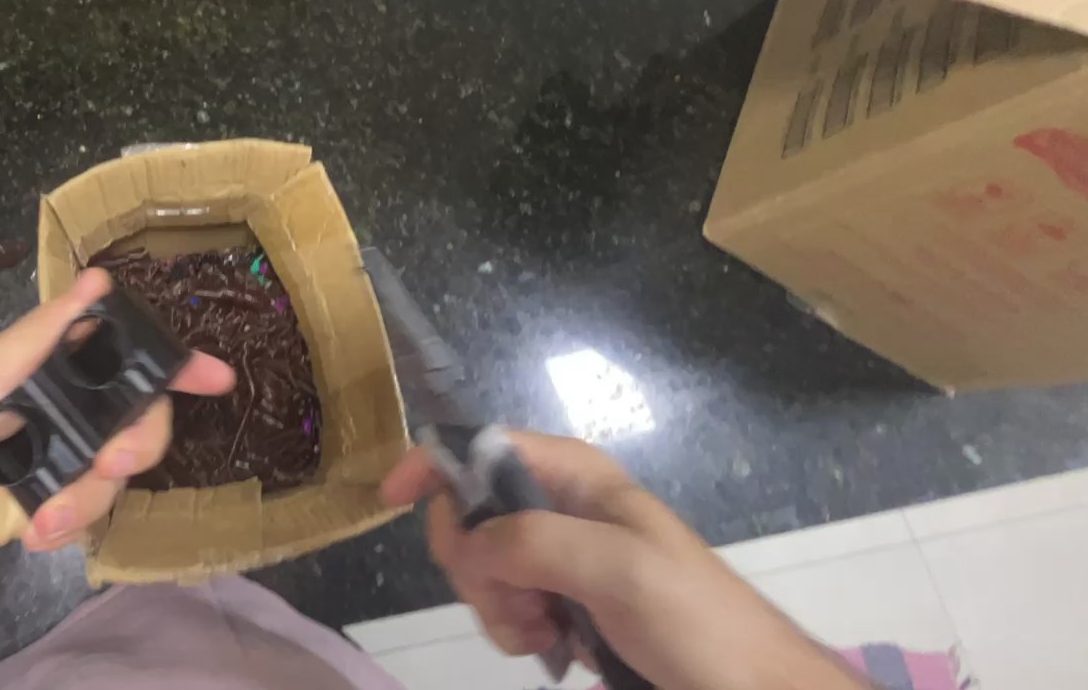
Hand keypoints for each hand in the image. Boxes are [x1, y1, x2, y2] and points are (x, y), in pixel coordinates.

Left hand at [0, 269, 235, 579]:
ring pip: (121, 473)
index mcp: (66, 364)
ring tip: (43, 515)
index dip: (177, 365)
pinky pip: (94, 513)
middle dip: (139, 442)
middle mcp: (82, 406)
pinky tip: (33, 529)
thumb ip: (43, 333)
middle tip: (113, 462)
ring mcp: (77, 455)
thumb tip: (99, 278)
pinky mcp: (65, 500)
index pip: (132, 356)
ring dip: (89, 497)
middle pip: (143, 418)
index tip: (215, 378)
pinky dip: (69, 524)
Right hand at [381, 431, 863, 689]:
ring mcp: (554, 550)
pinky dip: (509, 623)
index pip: (478, 444)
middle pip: (467, 509)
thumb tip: (463, 546)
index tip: (392, 500)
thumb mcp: (616, 567)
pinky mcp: (558, 595)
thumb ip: (530, 542)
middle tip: (508, 599)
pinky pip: (500, 597)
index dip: (431, 463)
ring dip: (494, 600)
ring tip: (543, 631)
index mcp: (568, 471)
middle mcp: (553, 501)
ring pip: (479, 559)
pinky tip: (548, 643)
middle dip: (473, 558)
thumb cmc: (695, 620)